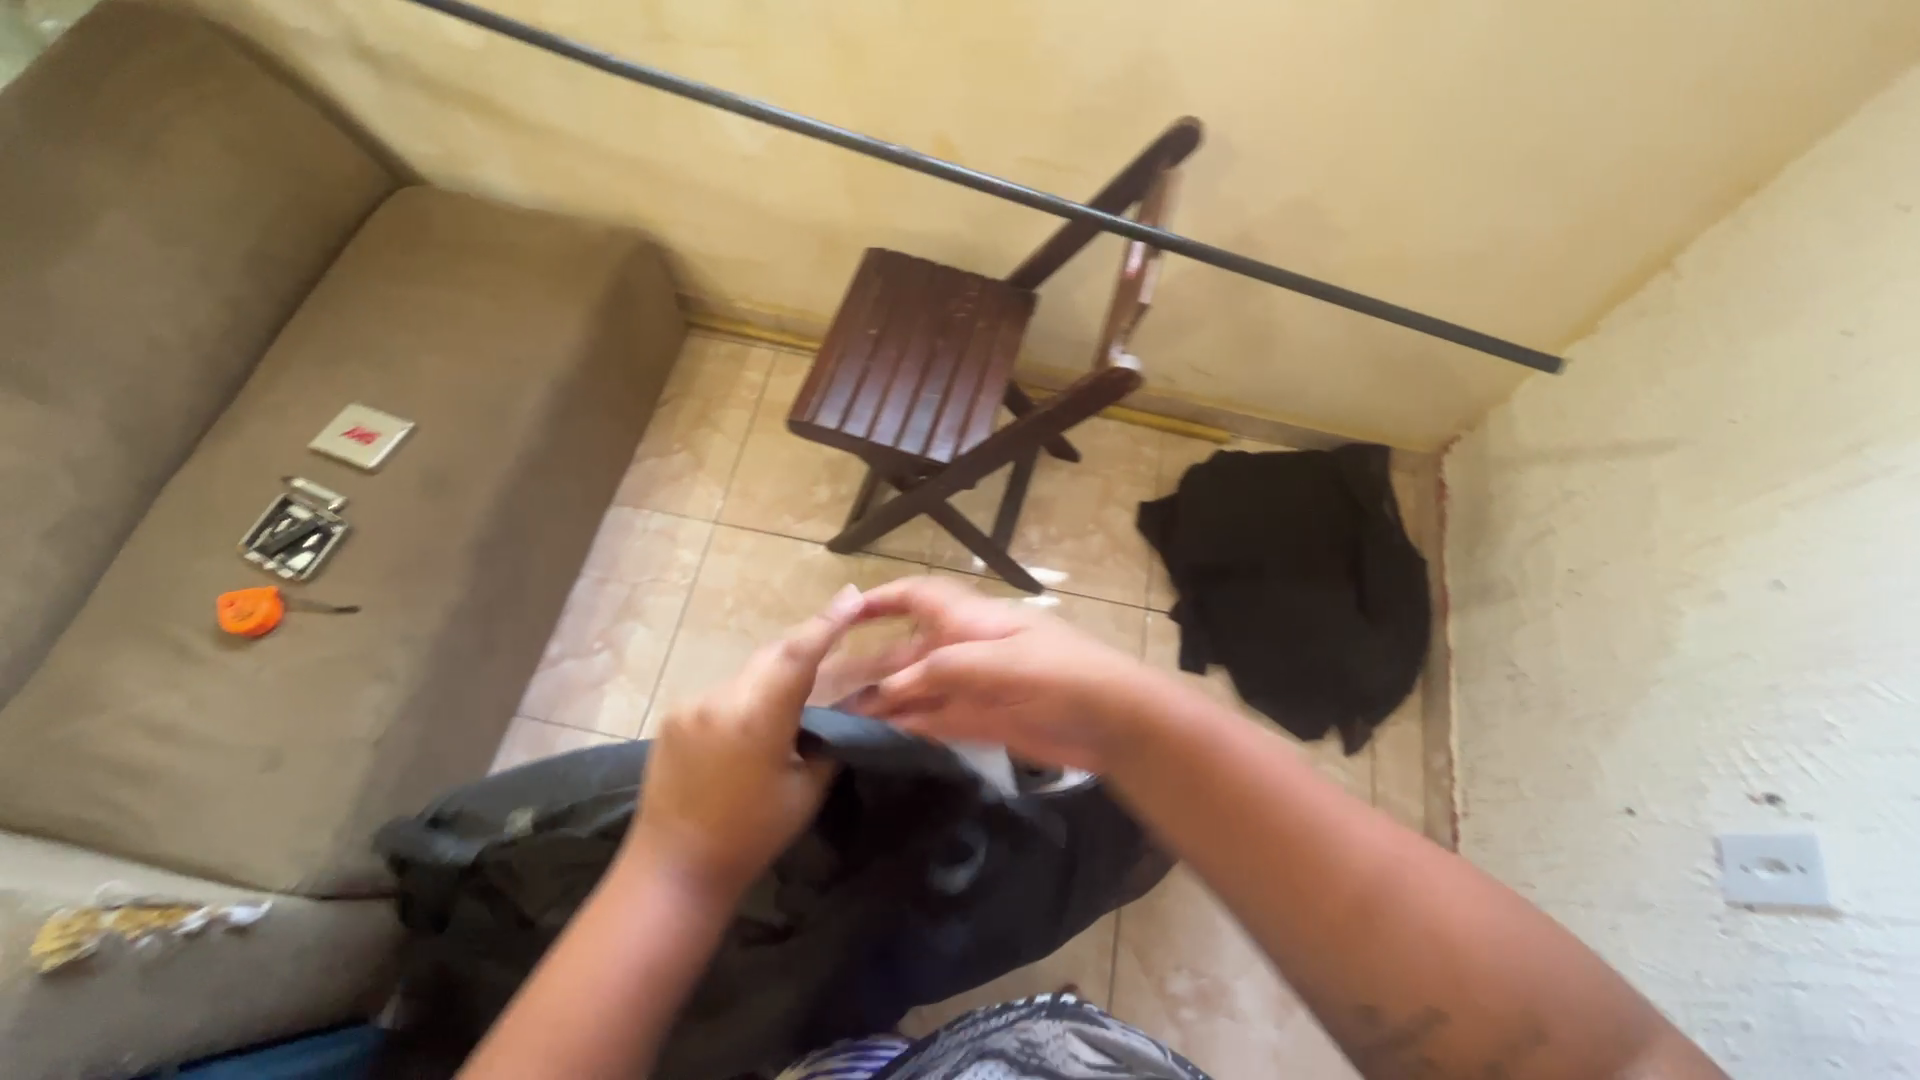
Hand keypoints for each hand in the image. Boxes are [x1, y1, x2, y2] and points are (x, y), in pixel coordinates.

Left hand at [622, 586, 864, 899]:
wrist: (673, 868)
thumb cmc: (751, 836)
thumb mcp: (805, 791)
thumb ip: (826, 741)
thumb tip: (843, 713)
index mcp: (757, 718)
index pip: (798, 654)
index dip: (827, 622)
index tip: (850, 595)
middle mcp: (720, 699)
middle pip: (772, 655)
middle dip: (805, 643)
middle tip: (837, 630)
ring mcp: (692, 705)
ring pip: (748, 674)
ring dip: (775, 674)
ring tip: (800, 689)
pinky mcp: (675, 716)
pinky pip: (724, 693)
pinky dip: (749, 695)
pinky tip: (757, 721)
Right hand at [851, 576, 1158, 773]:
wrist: (1116, 722)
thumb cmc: (1064, 675)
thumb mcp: (1003, 664)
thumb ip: (943, 671)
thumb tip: (886, 690)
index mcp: (973, 621)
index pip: (917, 598)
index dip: (879, 601)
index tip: (839, 614)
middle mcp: (966, 649)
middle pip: (908, 652)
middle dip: (871, 666)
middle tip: (826, 692)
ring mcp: (974, 688)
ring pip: (917, 690)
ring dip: (884, 703)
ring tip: (842, 722)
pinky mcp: (983, 722)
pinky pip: (936, 720)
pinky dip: (909, 727)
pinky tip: (879, 739)